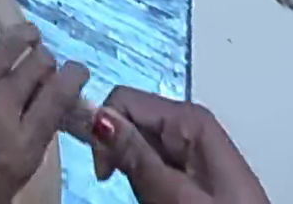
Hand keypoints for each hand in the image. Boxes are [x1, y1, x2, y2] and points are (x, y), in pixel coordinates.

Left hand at [0, 0, 87, 203]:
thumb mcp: (4, 189)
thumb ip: (22, 151)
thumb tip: (33, 128)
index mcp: (22, 145)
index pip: (60, 98)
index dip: (74, 80)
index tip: (78, 71)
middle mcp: (4, 107)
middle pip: (38, 67)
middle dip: (47, 62)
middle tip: (46, 63)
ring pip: (10, 45)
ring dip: (25, 36)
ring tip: (31, 34)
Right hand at [88, 89, 268, 203]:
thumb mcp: (176, 198)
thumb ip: (135, 153)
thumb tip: (97, 114)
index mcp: (189, 118)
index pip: (124, 99)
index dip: (105, 130)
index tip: (103, 173)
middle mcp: (190, 124)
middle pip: (132, 122)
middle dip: (123, 155)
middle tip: (138, 194)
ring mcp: (194, 149)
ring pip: (141, 147)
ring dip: (136, 173)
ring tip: (155, 202)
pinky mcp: (195, 173)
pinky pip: (157, 165)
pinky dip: (151, 184)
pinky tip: (162, 202)